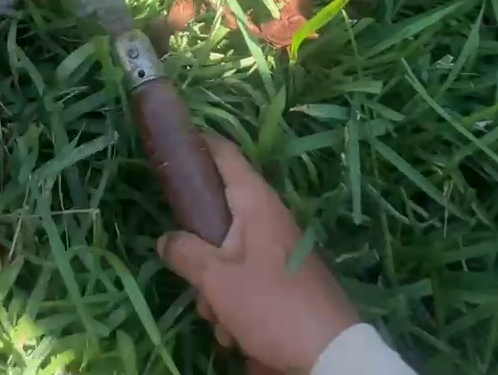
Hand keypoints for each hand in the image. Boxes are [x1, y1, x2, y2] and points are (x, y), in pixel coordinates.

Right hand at [157, 135, 360, 374]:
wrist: (332, 356)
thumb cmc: (272, 305)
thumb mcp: (217, 280)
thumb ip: (185, 253)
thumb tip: (165, 239)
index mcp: (254, 200)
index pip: (223, 151)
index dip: (196, 143)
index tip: (170, 149)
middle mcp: (268, 215)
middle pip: (218, 212)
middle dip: (198, 248)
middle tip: (192, 275)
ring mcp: (278, 246)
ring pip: (229, 251)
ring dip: (215, 285)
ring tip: (219, 318)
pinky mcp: (285, 276)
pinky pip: (247, 275)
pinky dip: (235, 299)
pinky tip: (235, 332)